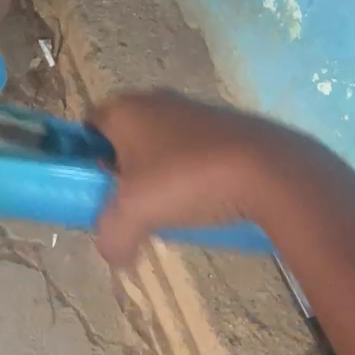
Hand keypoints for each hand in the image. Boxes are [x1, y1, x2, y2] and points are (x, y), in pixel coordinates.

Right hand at [89, 90, 324, 266]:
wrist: (267, 171)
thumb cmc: (186, 180)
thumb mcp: (134, 215)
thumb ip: (111, 235)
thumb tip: (111, 253)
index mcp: (124, 110)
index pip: (88, 128)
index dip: (87, 159)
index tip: (99, 190)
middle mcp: (154, 101)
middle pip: (124, 138)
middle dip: (125, 172)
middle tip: (132, 207)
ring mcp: (192, 110)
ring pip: (160, 146)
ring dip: (160, 176)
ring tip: (172, 212)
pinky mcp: (224, 126)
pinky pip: (193, 151)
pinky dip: (192, 175)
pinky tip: (204, 204)